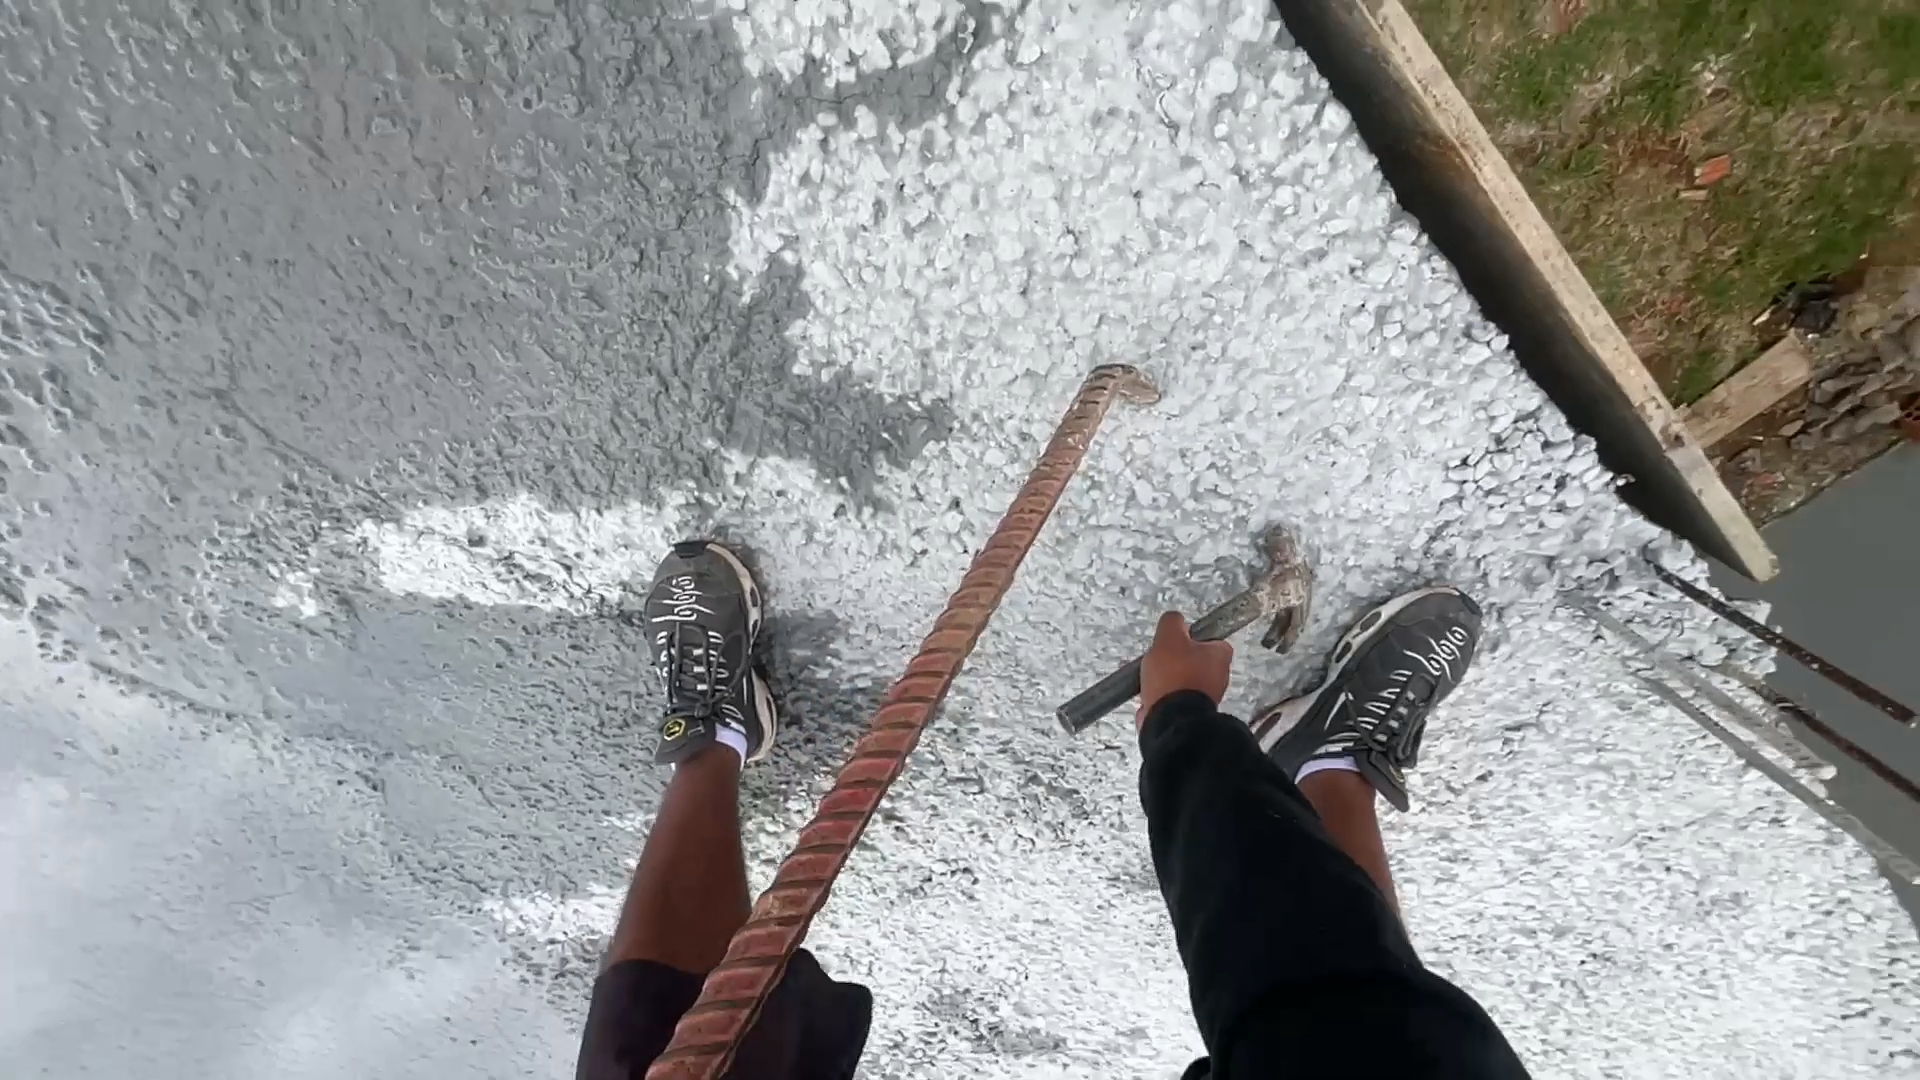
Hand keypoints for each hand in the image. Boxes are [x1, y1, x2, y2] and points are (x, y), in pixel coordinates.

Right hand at [1137, 611, 1232, 730]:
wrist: (1171, 719)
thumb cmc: (1174, 675)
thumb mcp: (1169, 636)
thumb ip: (1172, 622)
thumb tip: (1174, 619)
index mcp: (1220, 656)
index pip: (1212, 640)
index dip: (1193, 638)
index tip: (1176, 639)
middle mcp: (1219, 678)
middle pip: (1195, 661)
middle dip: (1175, 660)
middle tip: (1158, 658)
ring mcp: (1207, 698)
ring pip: (1183, 681)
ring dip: (1166, 680)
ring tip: (1149, 679)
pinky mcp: (1192, 714)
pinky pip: (1175, 700)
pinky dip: (1163, 698)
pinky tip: (1149, 696)